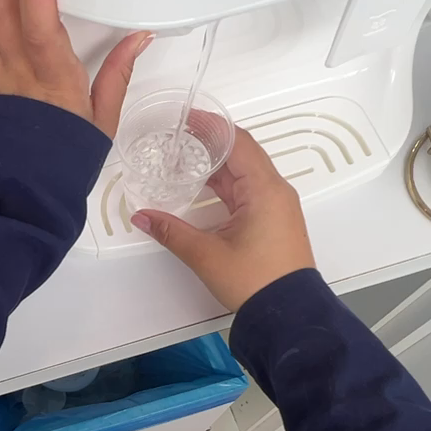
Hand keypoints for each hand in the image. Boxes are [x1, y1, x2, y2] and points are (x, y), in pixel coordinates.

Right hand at [132, 128, 316, 312]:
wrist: (287, 312)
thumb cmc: (256, 281)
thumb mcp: (206, 255)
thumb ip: (171, 231)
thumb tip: (143, 217)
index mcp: (264, 190)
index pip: (237, 143)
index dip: (211, 127)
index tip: (188, 118)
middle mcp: (275, 192)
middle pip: (241, 155)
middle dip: (210, 143)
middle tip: (180, 136)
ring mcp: (276, 207)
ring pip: (243, 174)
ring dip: (216, 165)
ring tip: (185, 159)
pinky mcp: (272, 221)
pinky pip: (248, 192)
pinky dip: (225, 185)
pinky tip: (203, 189)